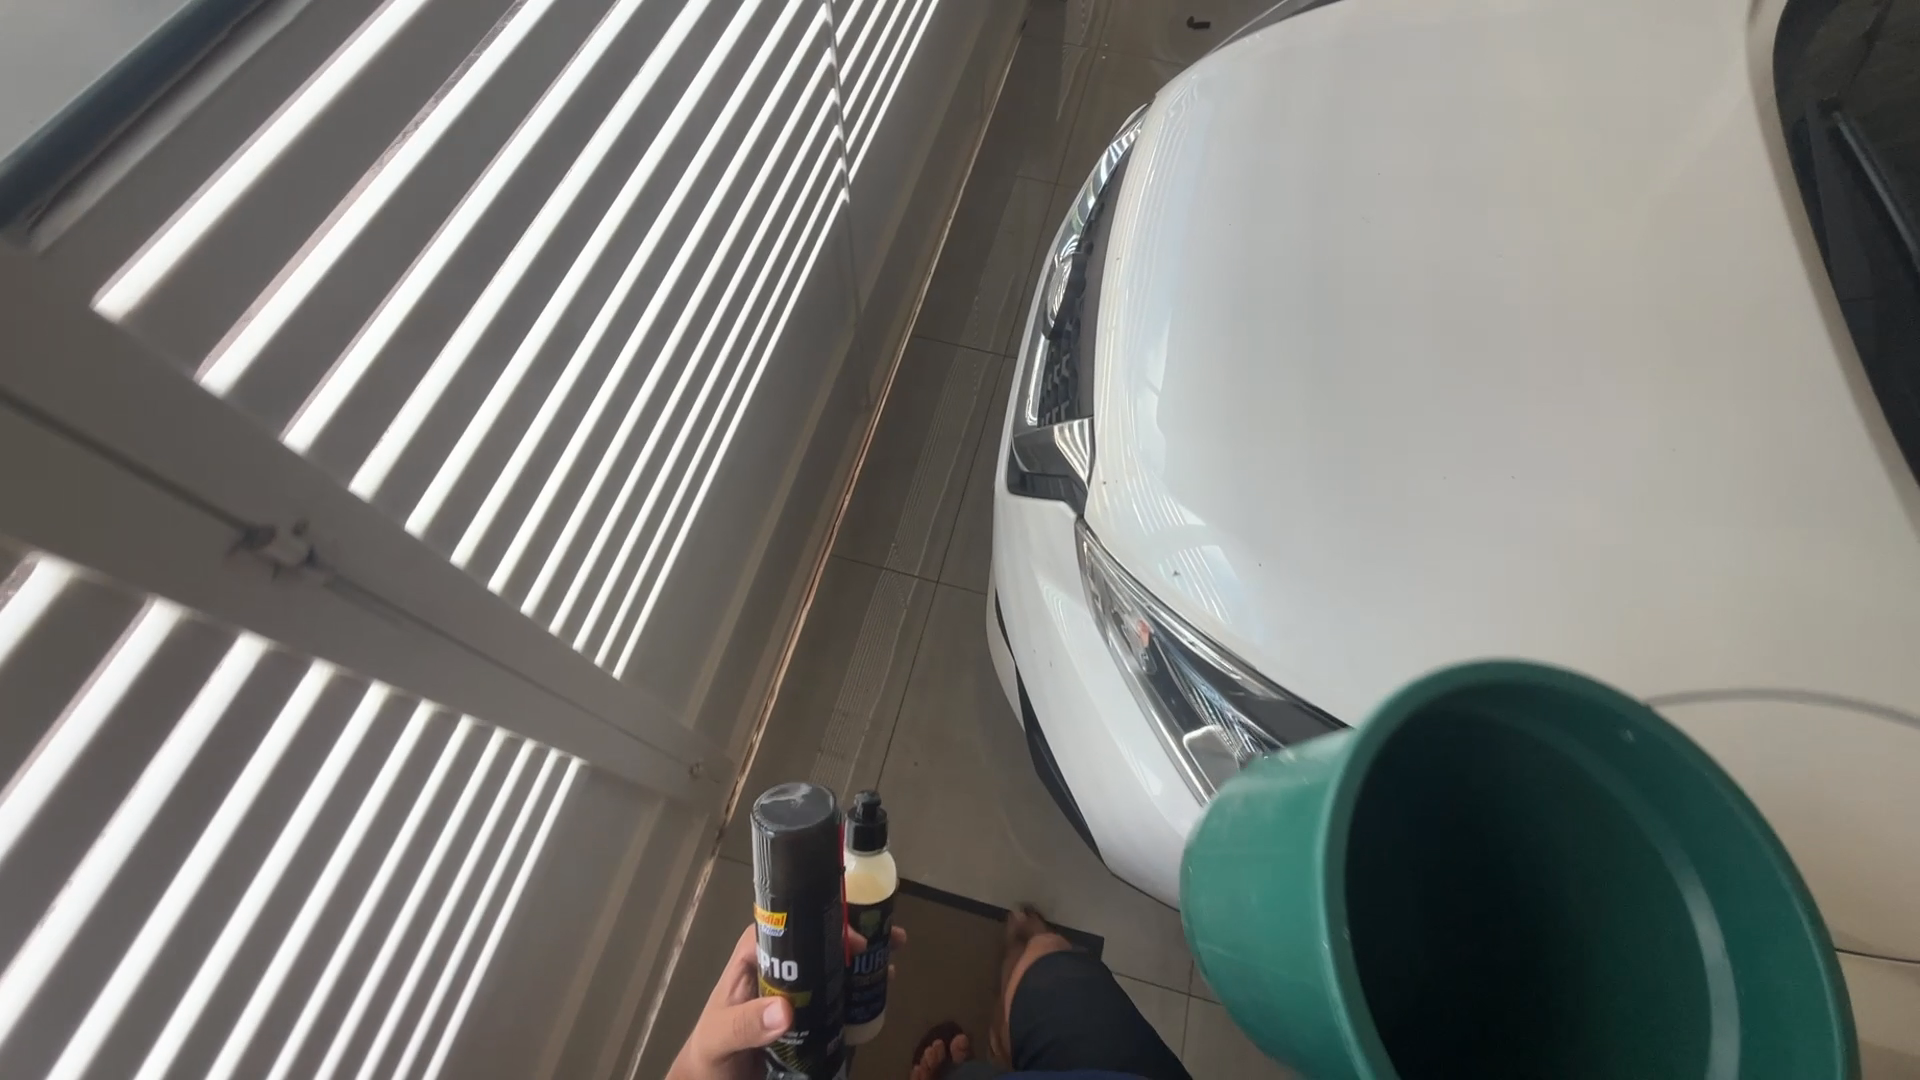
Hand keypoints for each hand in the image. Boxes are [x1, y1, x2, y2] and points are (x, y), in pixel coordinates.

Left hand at [664, 923, 907, 1079]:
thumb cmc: (710, 1052)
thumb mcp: (721, 1035)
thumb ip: (747, 1023)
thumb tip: (787, 1009)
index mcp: (758, 954)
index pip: (795, 925)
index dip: (828, 924)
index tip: (856, 939)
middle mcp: (783, 964)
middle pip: (823, 938)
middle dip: (859, 934)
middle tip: (894, 939)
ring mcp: (798, 989)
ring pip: (835, 963)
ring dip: (865, 959)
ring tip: (894, 961)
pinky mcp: (809, 1014)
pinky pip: (838, 996)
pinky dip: (860, 990)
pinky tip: (881, 989)